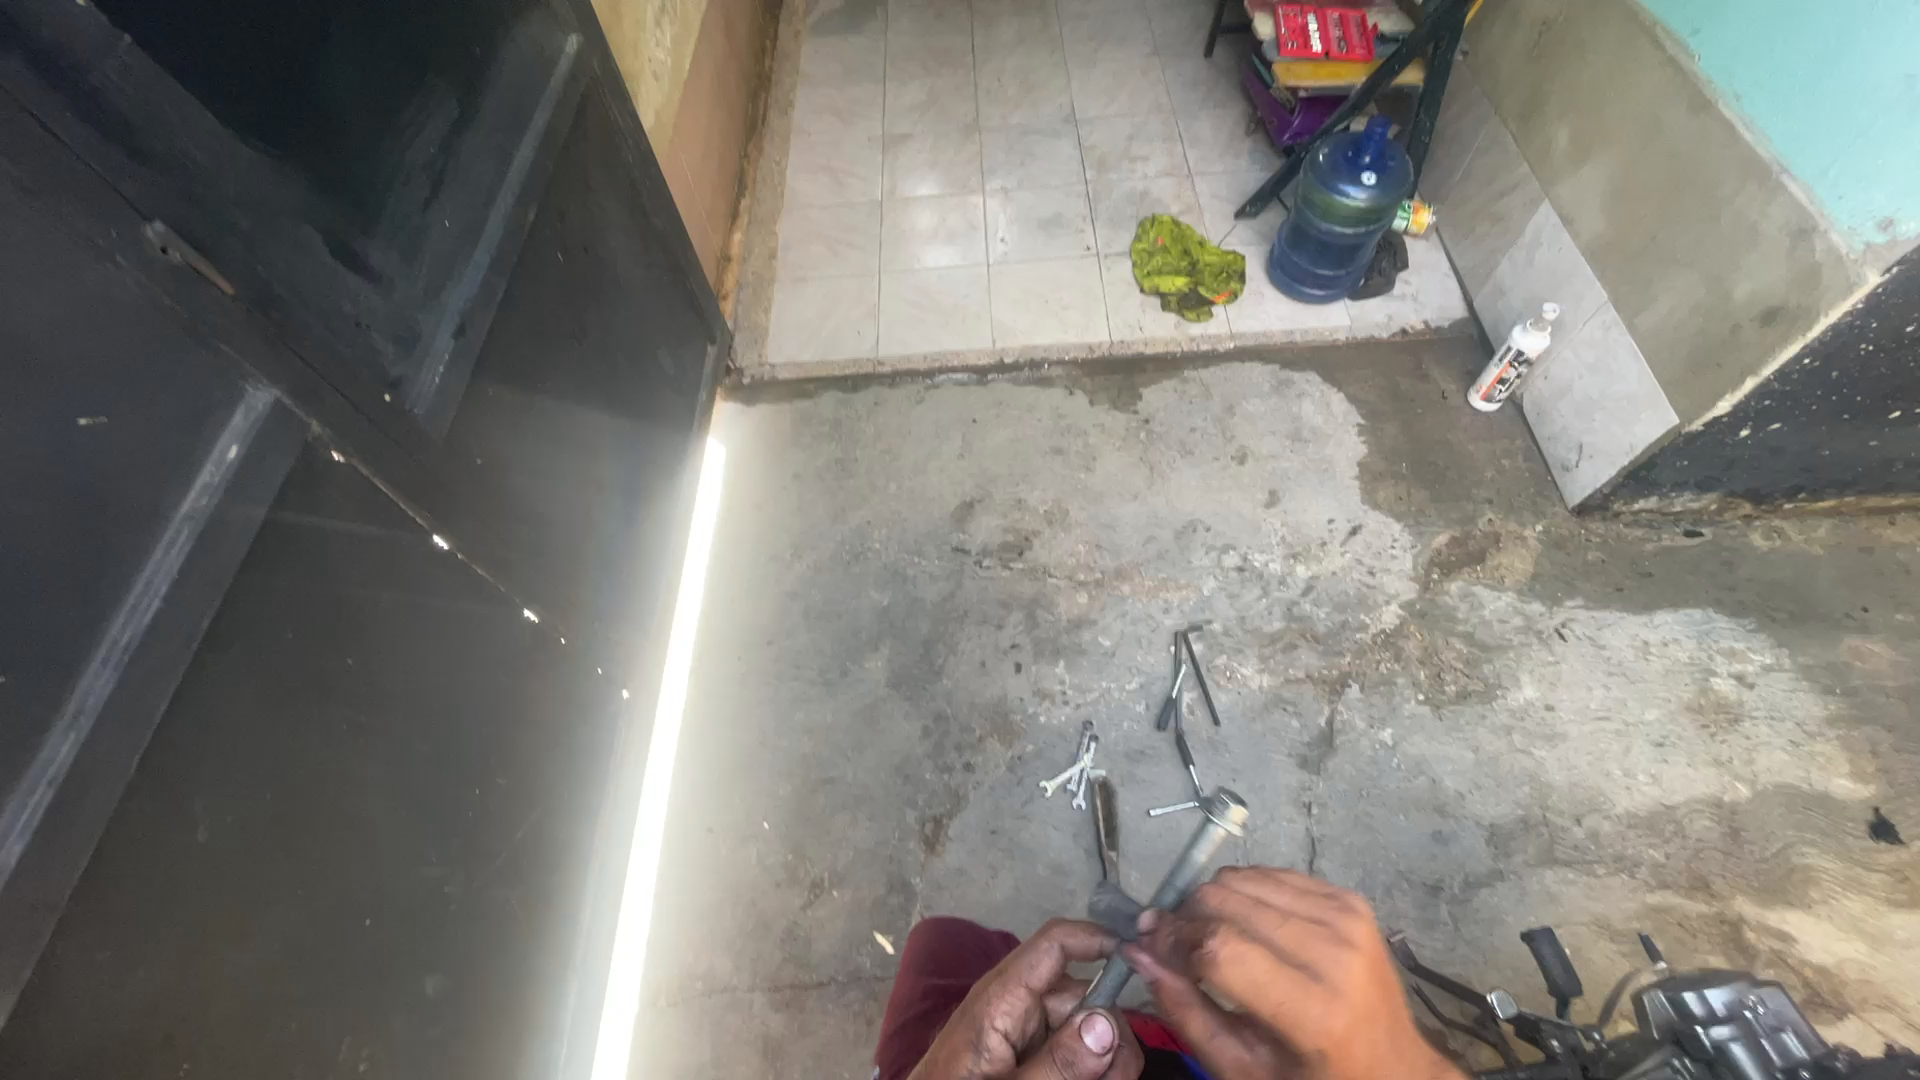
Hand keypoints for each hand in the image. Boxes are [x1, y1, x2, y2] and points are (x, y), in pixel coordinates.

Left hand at [909, 918, 1144, 1079]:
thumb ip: (1058, 1063)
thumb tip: (1108, 1021)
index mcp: (1004, 995)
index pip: (1057, 942)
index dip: (1099, 939)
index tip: (1142, 962)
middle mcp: (1018, 1004)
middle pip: (1085, 996)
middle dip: (1112, 1034)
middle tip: (1116, 1079)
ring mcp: (1025, 1031)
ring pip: (1088, 1030)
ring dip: (1105, 1062)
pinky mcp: (1030, 1055)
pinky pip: (1074, 1053)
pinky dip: (1089, 1071)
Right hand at [1122, 868, 1462, 1079]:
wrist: (1395, 1071)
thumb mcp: (1243, 1071)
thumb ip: (1184, 1009)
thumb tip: (1137, 950)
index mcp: (1315, 1012)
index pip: (1220, 948)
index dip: (1173, 940)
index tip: (1148, 945)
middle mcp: (1335, 953)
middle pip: (1224, 900)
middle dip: (1185, 918)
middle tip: (1175, 944)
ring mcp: (1346, 918)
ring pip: (1239, 878)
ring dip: (1211, 903)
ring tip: (1212, 937)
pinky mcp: (1348, 898)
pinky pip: (1267, 872)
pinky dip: (1243, 894)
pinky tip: (1248, 927)